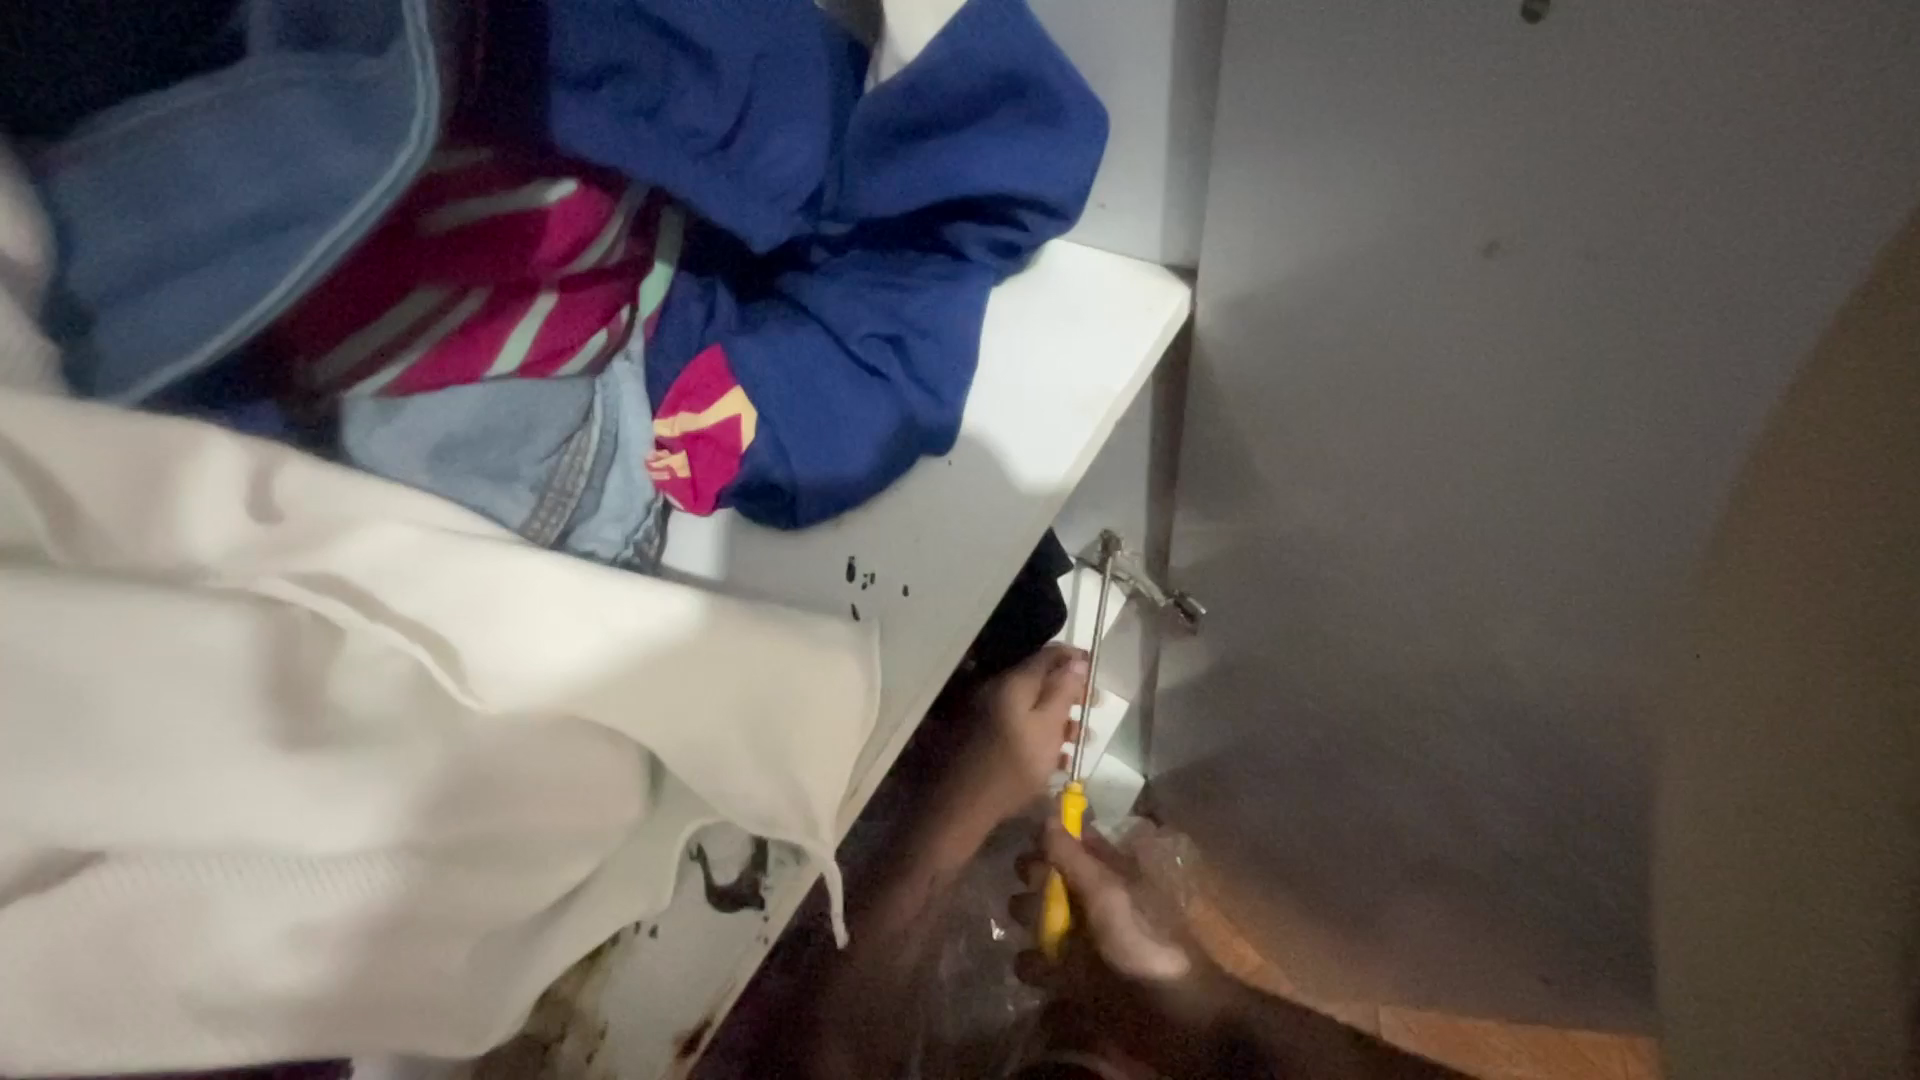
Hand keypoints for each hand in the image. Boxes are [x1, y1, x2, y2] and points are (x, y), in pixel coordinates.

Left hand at [959, 644, 1089, 821]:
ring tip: (1082, 739)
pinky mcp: (986, 736)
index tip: (1096, 669)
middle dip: (1071, 692)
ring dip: (1060, 719)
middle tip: (1095, 706)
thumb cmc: (1013, 766)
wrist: (963, 804)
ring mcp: (989, 713)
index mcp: (1014, 683)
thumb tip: (1077, 661)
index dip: (1075, 658)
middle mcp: (999, 690)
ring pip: (1032, 706)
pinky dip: (1041, 735)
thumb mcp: (1047, 728)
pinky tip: (1060, 759)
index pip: (1049, 655)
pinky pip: (1019, 725)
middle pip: (1041, 681)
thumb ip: (1063, 692)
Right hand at [1011, 820, 1223, 1077]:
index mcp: (1111, 874)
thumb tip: (1046, 816)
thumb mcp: (1108, 892)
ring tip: (1025, 930)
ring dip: (1027, 921)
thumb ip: (1073, 857)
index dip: (1049, 838)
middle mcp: (1095, 901)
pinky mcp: (1075, 979)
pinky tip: (1032, 965)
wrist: (1174, 1018)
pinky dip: (1032, 964)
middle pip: (1053, 879)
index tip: (1026, 842)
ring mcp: (1085, 940)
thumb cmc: (1144, 941)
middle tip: (1025, 891)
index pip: (1075, 843)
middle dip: (1033, 880)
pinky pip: (1042, 965)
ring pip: (1043, 920)